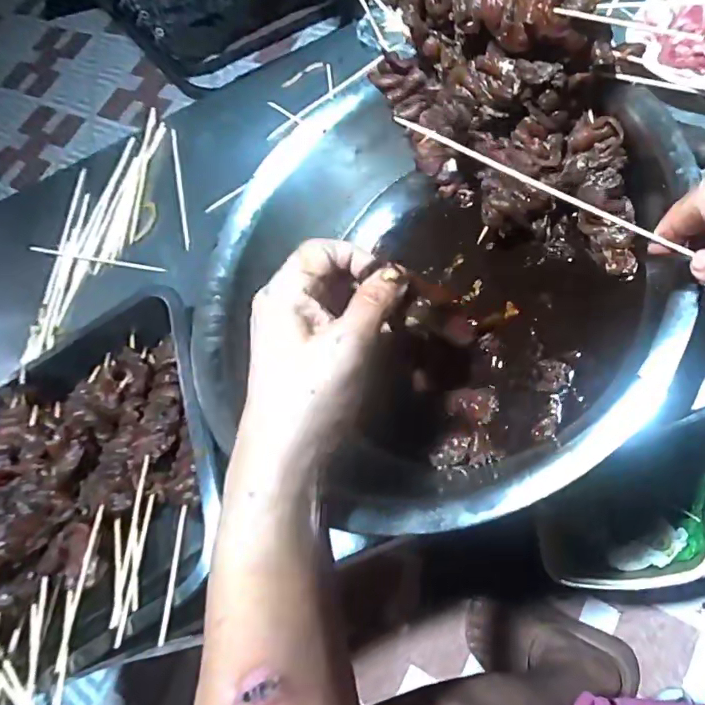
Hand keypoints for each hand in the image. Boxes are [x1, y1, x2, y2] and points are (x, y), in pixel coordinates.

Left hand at [235, 239, 406, 479]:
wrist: (288, 454)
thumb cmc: (312, 392)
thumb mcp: (349, 341)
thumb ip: (375, 300)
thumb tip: (396, 271)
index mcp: (286, 293)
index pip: (321, 250)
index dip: (357, 256)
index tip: (390, 279)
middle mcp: (293, 306)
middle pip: (338, 276)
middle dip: (380, 285)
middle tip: (416, 300)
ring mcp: (305, 332)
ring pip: (350, 303)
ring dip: (385, 309)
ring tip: (418, 323)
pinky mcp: (319, 354)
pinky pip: (351, 328)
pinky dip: (378, 330)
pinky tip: (402, 343)